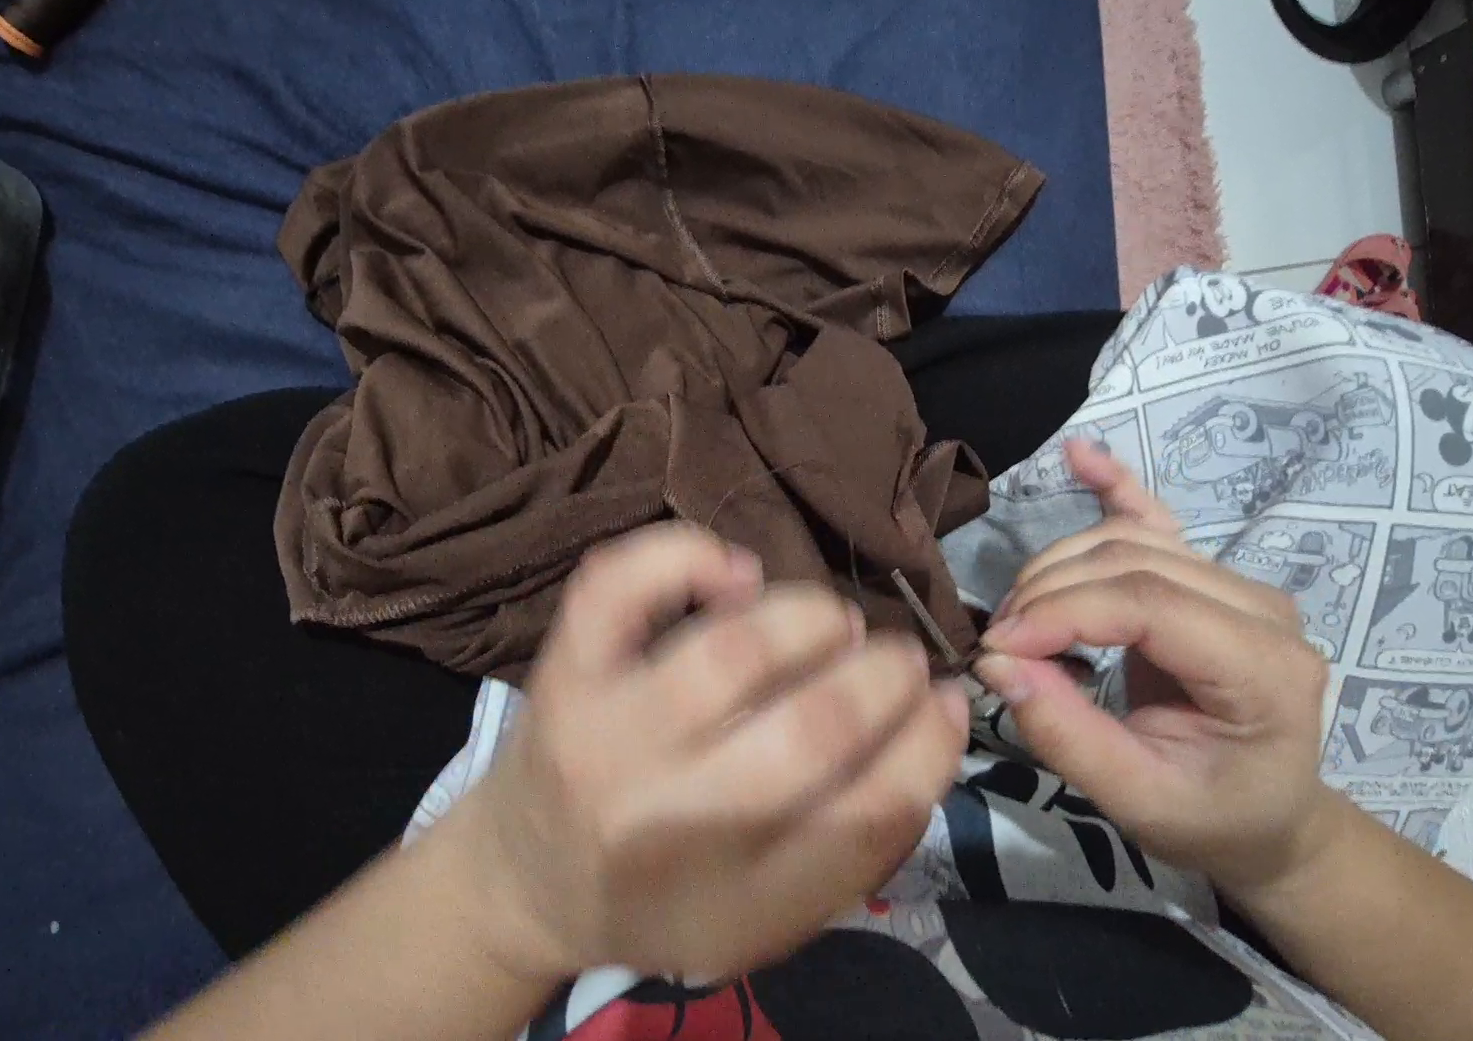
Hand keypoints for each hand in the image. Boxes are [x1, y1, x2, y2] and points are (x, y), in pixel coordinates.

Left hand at [436, 524, 969, 982]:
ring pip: (733, 651)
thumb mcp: (773, 915)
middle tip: (896, 657)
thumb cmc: (667, 897)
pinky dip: (685, 556)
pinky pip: (618, 587)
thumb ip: (863, 839)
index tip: (944, 700)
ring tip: (834, 624)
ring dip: (812, 617)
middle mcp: (670, 823)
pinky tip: (735, 577)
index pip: (872, 812)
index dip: (932, 741)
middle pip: (815, 728)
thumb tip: (937, 713)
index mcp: (739, 901)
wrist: (528, 880)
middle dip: (885, 674)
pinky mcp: (564, 675)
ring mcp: (605, 739)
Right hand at [974, 438, 1339, 897]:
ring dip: (1055, 567)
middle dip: (1045, 594)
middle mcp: (1259, 605)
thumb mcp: (1137, 799)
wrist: (1269, 815)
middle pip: (1129, 560)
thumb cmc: (1212, 816)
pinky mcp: (1206, 576)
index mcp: (1262, 666)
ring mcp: (1235, 582)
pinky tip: (1078, 454)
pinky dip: (1111, 485)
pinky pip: (1152, 517)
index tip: (995, 647)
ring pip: (1125, 538)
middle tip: (997, 645)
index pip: (1145, 601)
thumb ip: (1067, 733)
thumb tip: (996, 663)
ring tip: (1016, 619)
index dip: (1059, 612)